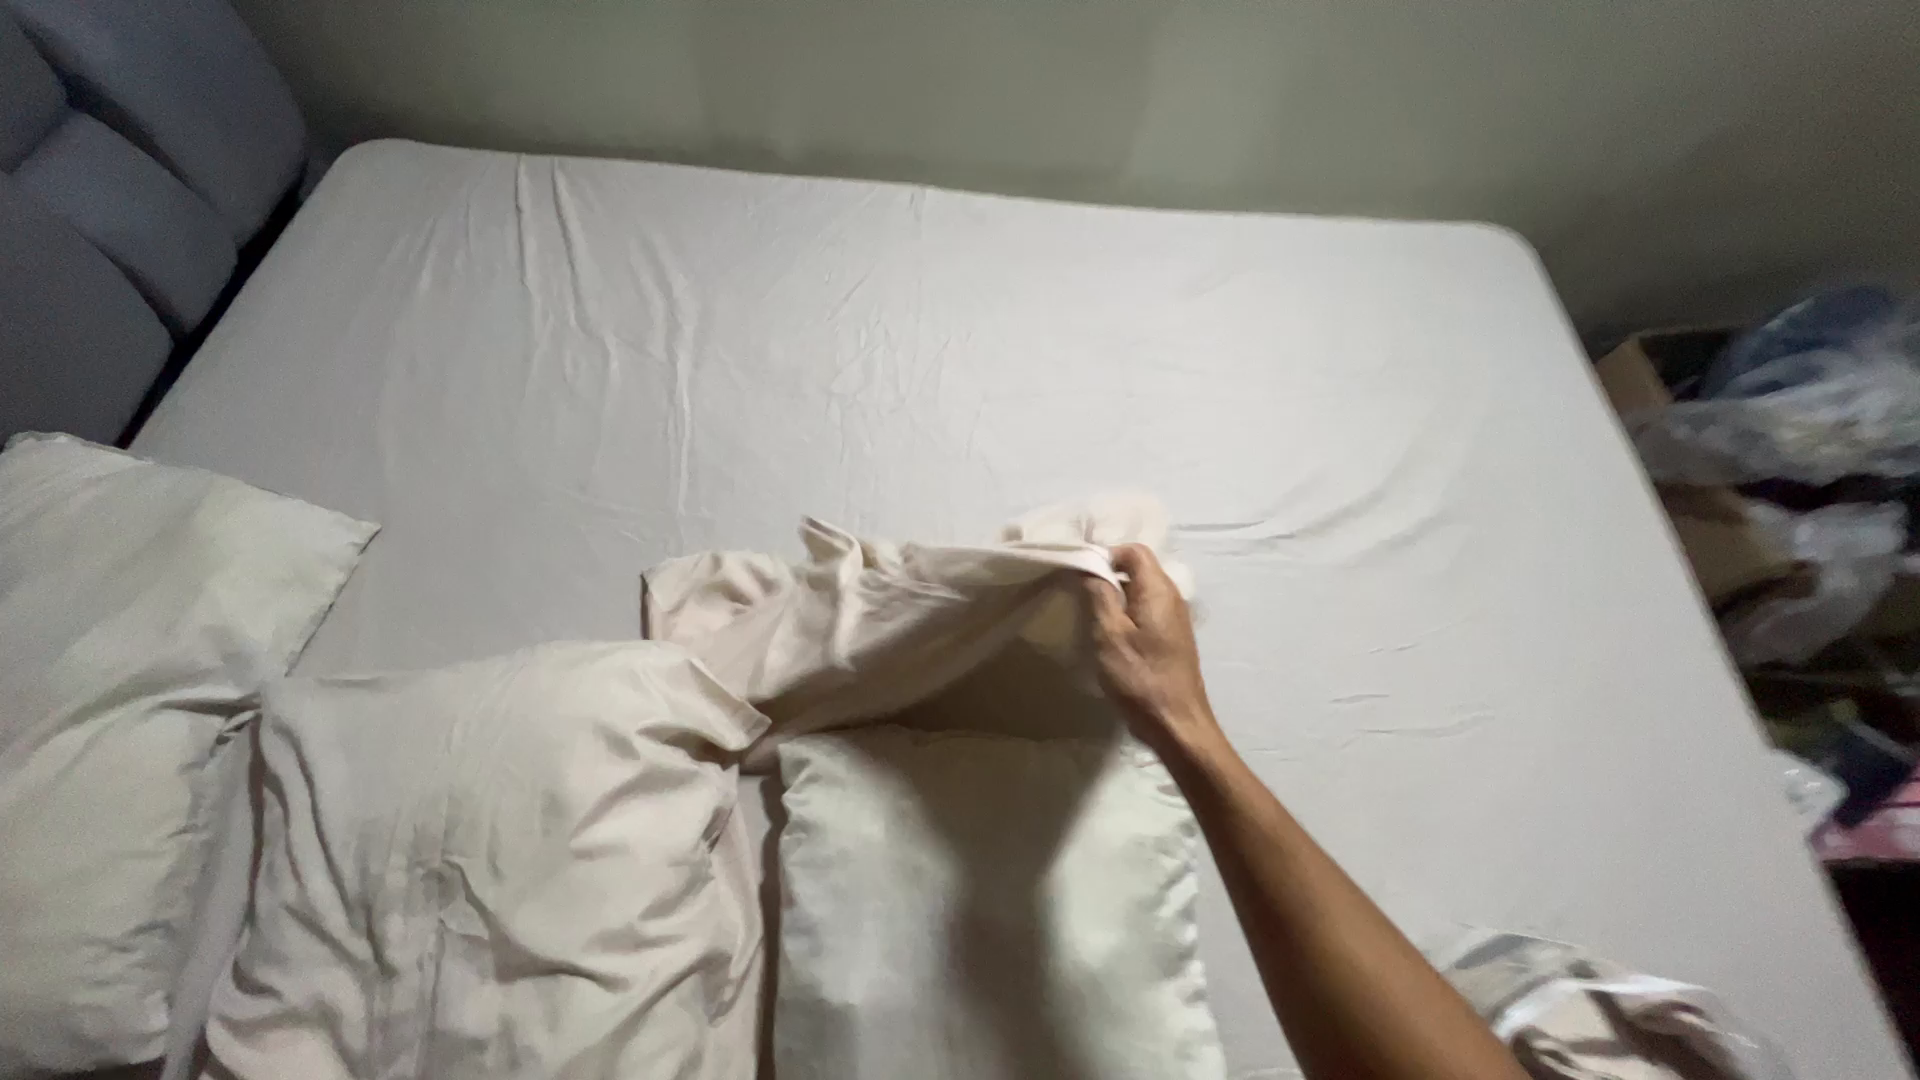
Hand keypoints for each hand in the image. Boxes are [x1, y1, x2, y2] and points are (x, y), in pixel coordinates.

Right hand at [1083, 544, 1223, 760]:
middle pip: (1139, 568)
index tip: (1080, 575)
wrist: (1177, 724)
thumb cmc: (1140, 678)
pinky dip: (1127, 613)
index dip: (1105, 555)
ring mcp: (1175, 618)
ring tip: (1091, 615)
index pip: (1133, 551)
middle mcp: (1172, 597)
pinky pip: (1147, 610)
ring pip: (1142, 590)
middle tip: (1080, 595)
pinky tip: (1110, 635)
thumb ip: (1099, 595)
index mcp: (1158, 590)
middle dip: (1108, 574)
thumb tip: (1091, 567)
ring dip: (1116, 596)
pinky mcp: (1172, 638)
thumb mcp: (1109, 635)